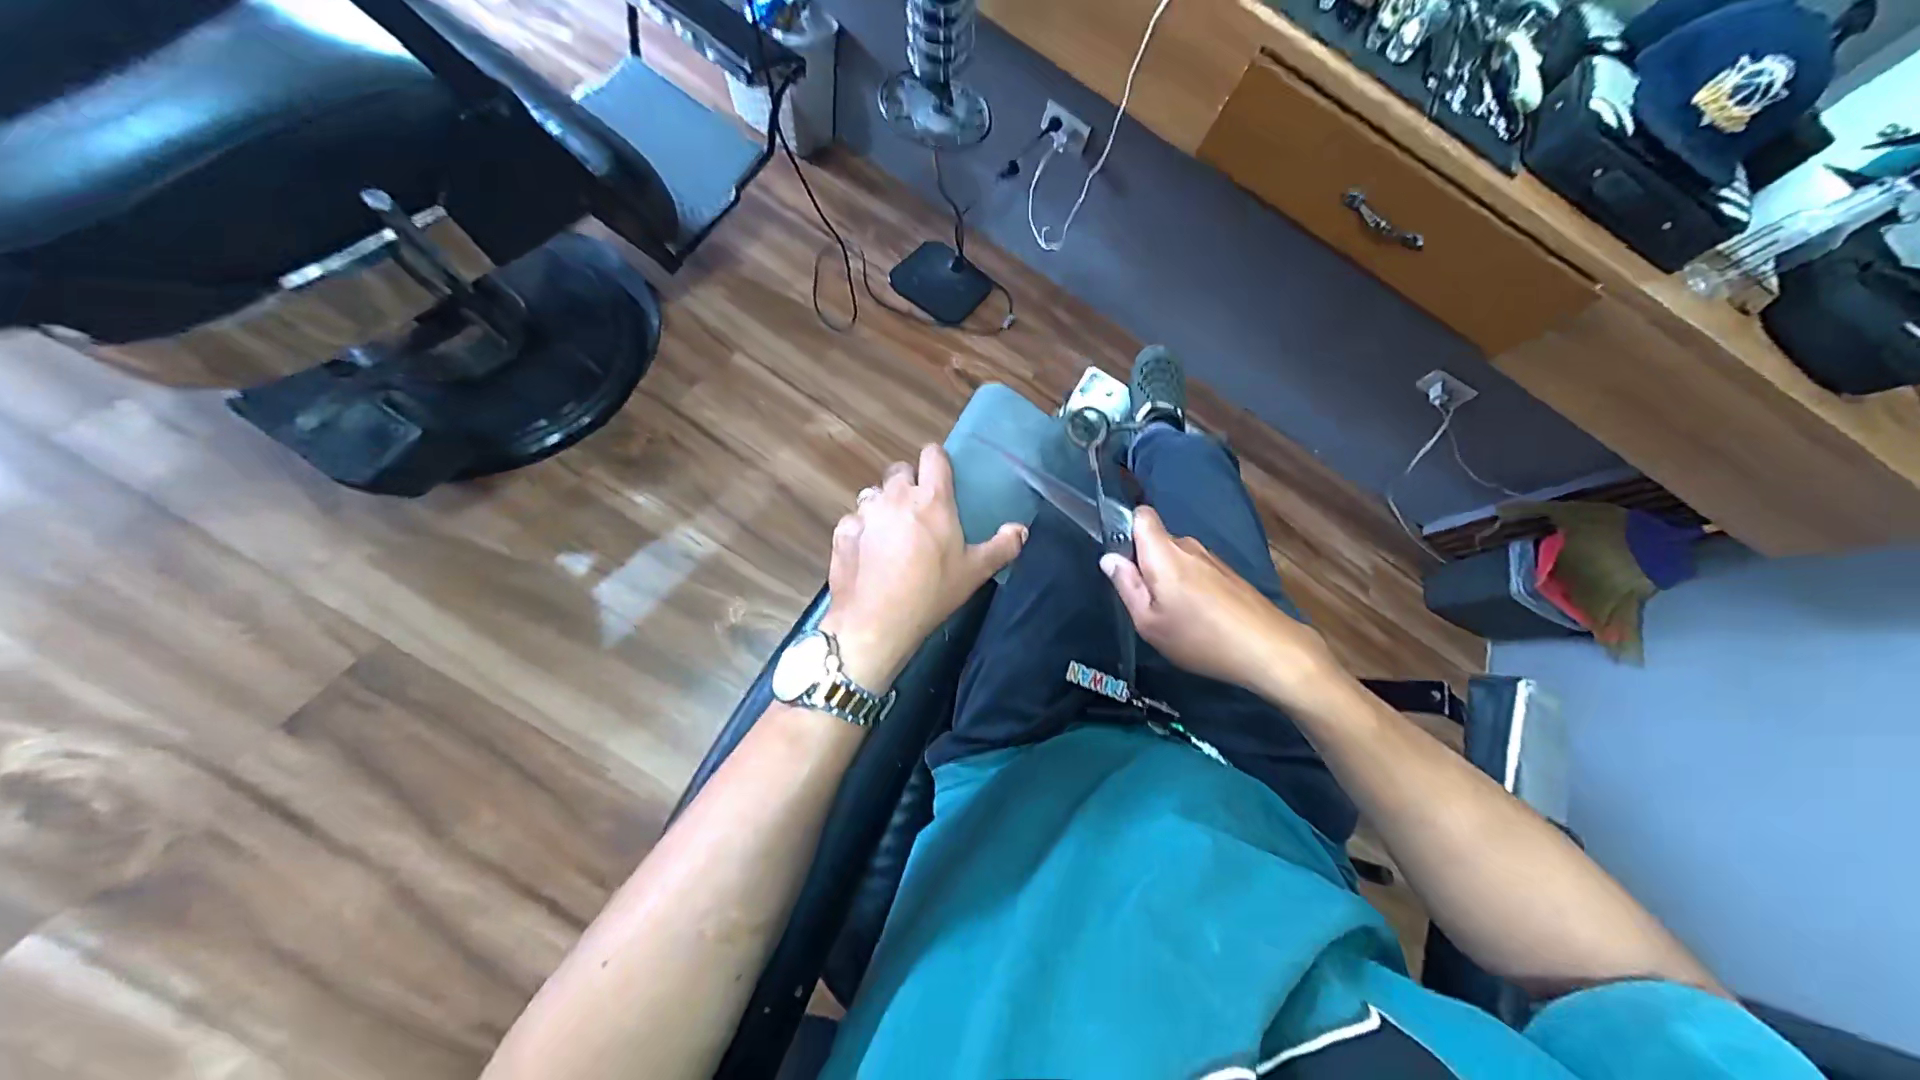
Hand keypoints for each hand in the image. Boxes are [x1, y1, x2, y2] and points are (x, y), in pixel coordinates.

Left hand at [821, 445, 1026, 688]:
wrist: (876, 621)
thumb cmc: (931, 592)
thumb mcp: (974, 572)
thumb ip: (1002, 547)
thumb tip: (1021, 529)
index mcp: (932, 498)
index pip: (933, 455)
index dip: (937, 461)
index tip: (940, 477)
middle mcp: (895, 495)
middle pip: (899, 470)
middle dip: (907, 483)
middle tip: (917, 511)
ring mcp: (865, 512)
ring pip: (873, 494)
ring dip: (882, 505)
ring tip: (890, 533)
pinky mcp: (842, 531)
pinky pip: (853, 520)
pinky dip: (860, 530)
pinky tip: (867, 553)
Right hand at [1100, 506, 1342, 711]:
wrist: (1268, 648)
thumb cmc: (1199, 637)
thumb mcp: (1149, 621)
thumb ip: (1126, 585)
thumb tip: (1110, 559)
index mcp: (1164, 552)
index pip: (1141, 514)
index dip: (1126, 527)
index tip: (1121, 558)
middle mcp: (1188, 545)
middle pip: (1157, 540)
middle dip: (1146, 562)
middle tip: (1146, 600)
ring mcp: (1212, 558)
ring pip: (1177, 557)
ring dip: (1169, 577)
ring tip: (1174, 614)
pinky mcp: (1229, 573)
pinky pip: (1197, 569)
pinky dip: (1190, 585)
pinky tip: (1199, 616)